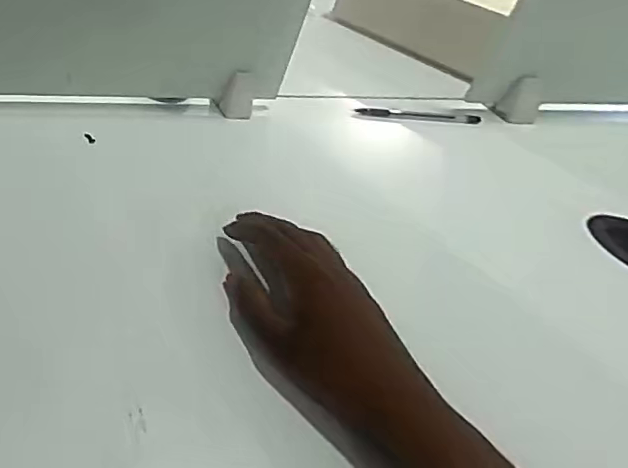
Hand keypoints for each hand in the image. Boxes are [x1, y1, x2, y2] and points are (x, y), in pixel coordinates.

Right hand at [223, 213, 437, 427]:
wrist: (397, 405)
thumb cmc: (334, 375)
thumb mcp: (277, 343)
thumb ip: (250, 305)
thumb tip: (234, 278)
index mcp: (306, 274)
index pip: (271, 238)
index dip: (246, 230)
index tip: (229, 229)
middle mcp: (329, 270)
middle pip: (292, 232)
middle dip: (264, 223)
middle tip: (243, 222)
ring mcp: (349, 282)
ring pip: (312, 240)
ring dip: (286, 230)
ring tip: (268, 234)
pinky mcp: (362, 296)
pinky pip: (327, 252)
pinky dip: (305, 243)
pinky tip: (302, 259)